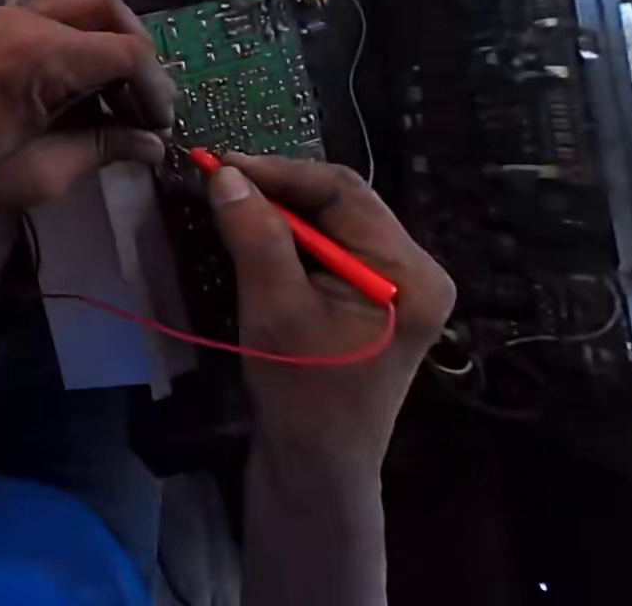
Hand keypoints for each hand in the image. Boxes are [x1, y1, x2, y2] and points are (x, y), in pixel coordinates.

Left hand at [0, 0, 174, 239]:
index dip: (155, 89)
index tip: (159, 127)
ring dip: (113, 38)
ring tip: (119, 91)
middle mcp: (27, 20)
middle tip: (144, 104)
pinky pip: (58, 12)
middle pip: (112, 9)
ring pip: (86, 2)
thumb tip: (152, 145)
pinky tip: (84, 78)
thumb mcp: (43, 173)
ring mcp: (8, 15)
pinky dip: (84, 35)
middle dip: (140, 54)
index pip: (126, 52)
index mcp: (39, 56)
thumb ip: (103, 147)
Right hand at [208, 154, 454, 474]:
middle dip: (277, 186)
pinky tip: (252, 224)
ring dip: (277, 205)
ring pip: (327, 216)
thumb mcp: (274, 309)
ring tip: (229, 195)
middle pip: (339, 200)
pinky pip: (323, 240)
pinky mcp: (367, 290)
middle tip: (220, 177)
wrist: (313, 466)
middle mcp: (411, 267)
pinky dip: (284, 228)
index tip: (223, 164)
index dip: (279, 171)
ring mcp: (391, 279)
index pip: (344, 192)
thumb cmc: (301, 394)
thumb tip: (223, 173)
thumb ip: (254, 235)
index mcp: (408, 272)